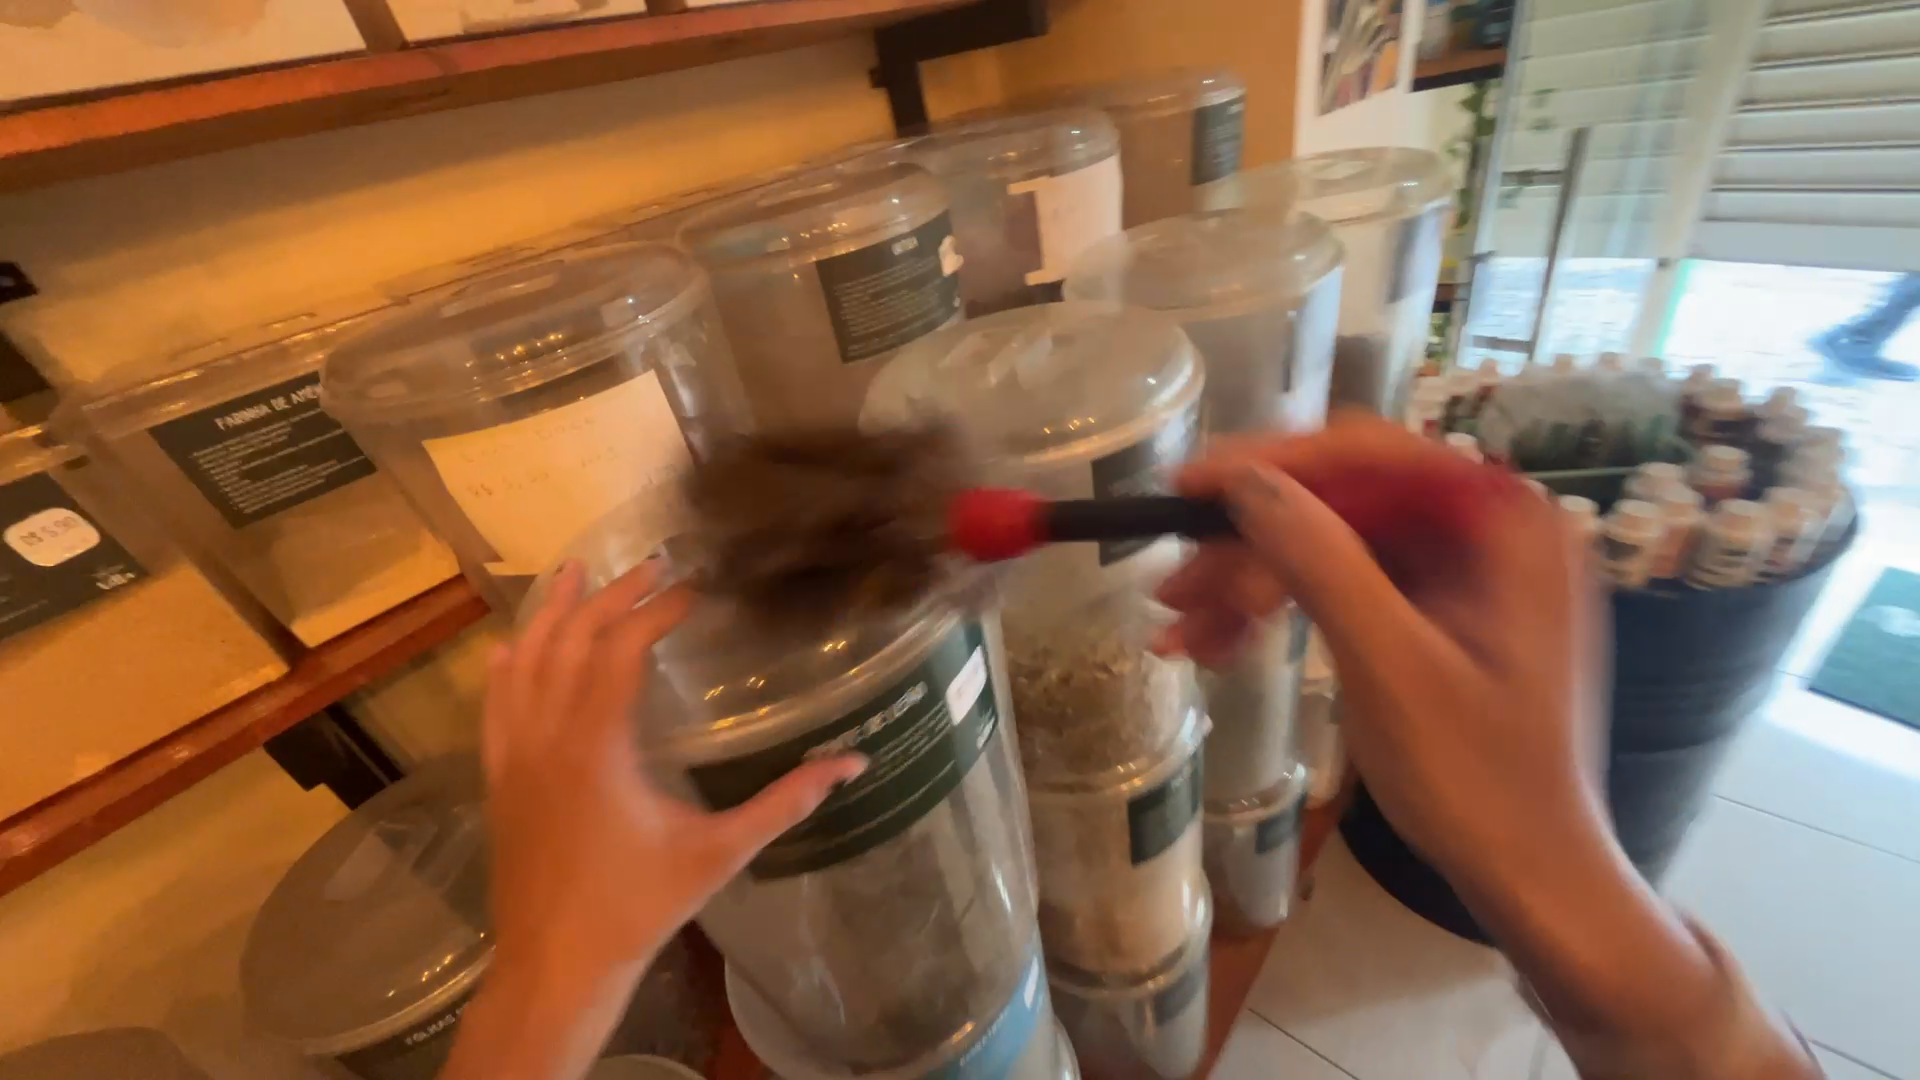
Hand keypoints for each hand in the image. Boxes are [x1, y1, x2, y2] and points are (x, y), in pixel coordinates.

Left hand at [480, 558, 865, 992]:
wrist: (555, 966)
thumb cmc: (640, 904)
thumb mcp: (721, 852)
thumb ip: (785, 802)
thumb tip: (852, 764)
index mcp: (598, 748)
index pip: (620, 650)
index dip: (656, 610)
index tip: (693, 589)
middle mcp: (548, 739)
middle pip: (571, 642)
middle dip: (612, 595)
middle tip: (654, 564)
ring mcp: (514, 757)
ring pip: (524, 664)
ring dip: (553, 613)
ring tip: (578, 569)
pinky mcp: (500, 778)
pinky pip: (495, 706)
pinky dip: (507, 665)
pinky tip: (513, 645)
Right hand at [1159, 412, 1608, 889]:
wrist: (1521, 869)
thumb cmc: (1476, 778)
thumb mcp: (1389, 665)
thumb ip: (1320, 562)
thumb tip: (1242, 482)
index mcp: (1501, 522)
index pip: (1369, 455)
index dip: (1270, 462)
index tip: (1186, 487)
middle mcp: (1475, 526)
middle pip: (1332, 499)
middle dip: (1244, 545)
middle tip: (1174, 587)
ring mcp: (1444, 566)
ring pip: (1315, 542)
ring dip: (1241, 583)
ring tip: (1178, 630)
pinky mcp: (1414, 601)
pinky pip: (1325, 581)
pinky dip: (1268, 609)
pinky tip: (1216, 644)